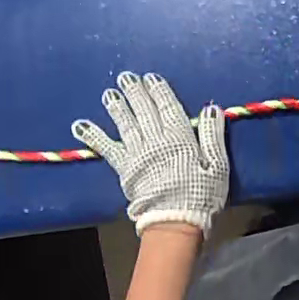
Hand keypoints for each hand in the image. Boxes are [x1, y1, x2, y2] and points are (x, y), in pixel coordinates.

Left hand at [73, 72, 228, 234]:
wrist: (174, 221)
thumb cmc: (201, 195)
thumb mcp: (217, 166)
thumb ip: (212, 136)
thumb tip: (211, 109)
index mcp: (180, 138)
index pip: (168, 107)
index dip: (159, 91)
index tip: (151, 77)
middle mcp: (155, 140)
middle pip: (144, 111)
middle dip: (135, 92)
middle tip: (126, 78)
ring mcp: (137, 153)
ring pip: (125, 124)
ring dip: (116, 107)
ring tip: (109, 94)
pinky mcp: (123, 168)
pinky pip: (106, 148)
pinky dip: (93, 135)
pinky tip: (80, 125)